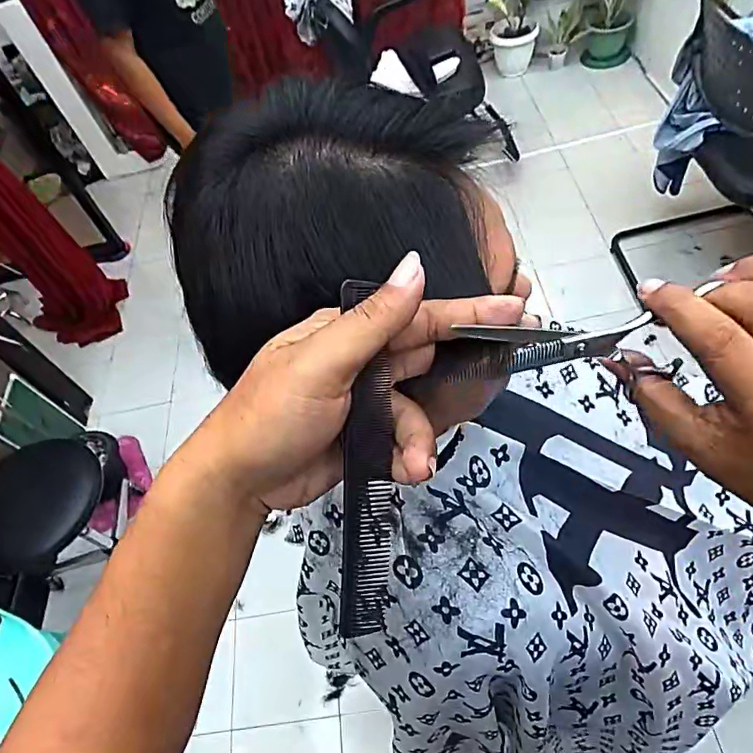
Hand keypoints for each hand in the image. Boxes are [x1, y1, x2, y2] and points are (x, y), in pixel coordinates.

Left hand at [171, 252, 526, 511]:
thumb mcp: (320, 363)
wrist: (241, 482)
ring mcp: (363, 400)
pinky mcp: (365, 435)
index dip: (465, 314)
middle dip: (446, 387)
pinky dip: (408, 456)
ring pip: (417, 411)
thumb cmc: (264, 417)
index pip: (415, 315)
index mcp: (347, 332)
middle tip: (479, 389)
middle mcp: (359, 362)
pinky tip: (402, 469)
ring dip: (419, 438)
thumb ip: (373, 320)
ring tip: (411, 461)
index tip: (511, 309)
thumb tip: (412, 270)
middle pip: (425, 365)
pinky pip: (404, 440)